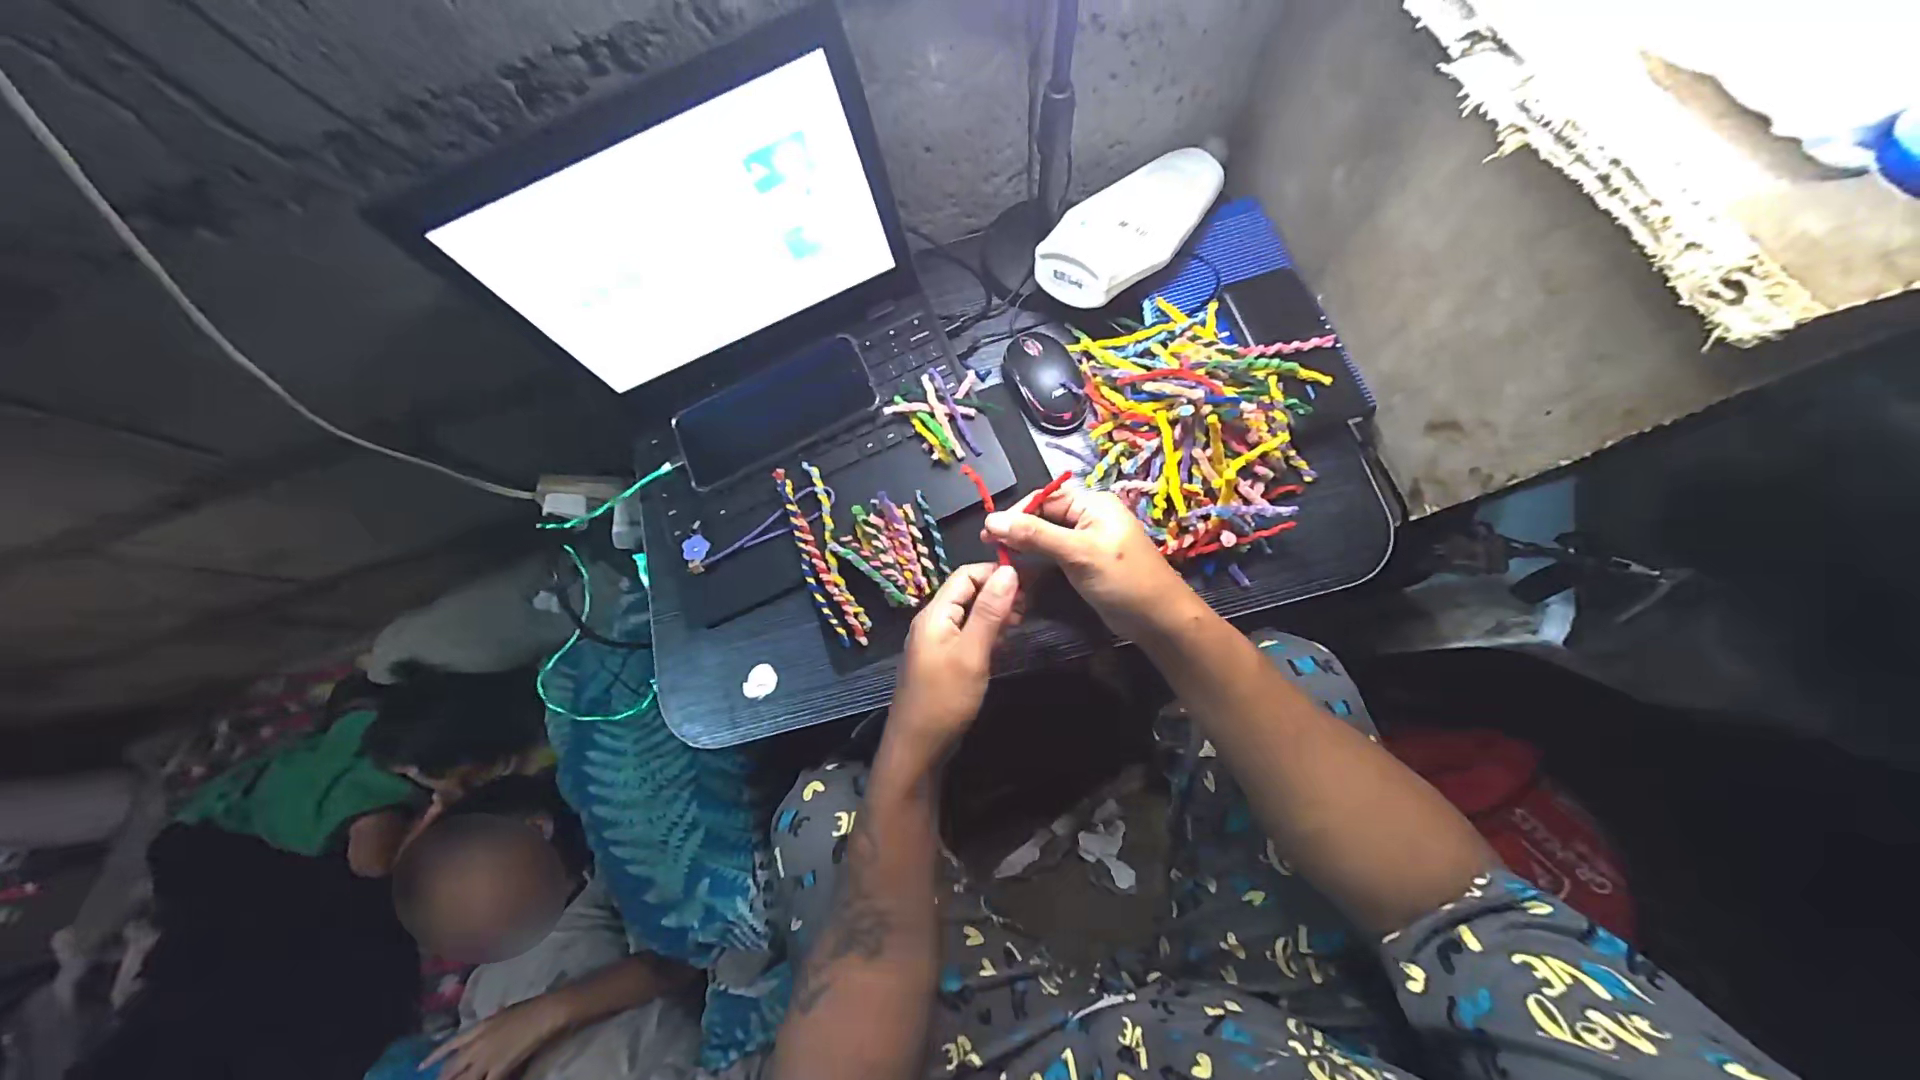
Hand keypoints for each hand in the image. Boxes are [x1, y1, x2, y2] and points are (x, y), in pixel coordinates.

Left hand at [420, 996, 565, 1079]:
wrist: (546, 1012)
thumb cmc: (531, 1007)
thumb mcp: (508, 1010)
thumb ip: (495, 1019)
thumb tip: (492, 1017)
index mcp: (480, 1028)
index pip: (451, 1044)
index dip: (435, 1056)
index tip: (420, 1067)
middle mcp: (477, 1045)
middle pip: (450, 1069)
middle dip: (444, 1078)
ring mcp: (485, 1060)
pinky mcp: (497, 1070)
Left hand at [885, 563, 1021, 772]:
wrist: (917, 748)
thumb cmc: (944, 698)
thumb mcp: (971, 652)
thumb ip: (989, 611)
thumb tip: (1009, 570)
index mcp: (935, 614)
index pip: (965, 575)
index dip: (996, 572)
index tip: (1029, 580)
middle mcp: (933, 622)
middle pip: (967, 592)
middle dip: (998, 591)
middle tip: (1030, 604)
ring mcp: (937, 643)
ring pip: (969, 614)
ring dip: (995, 612)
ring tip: (1022, 620)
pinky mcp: (944, 662)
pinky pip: (968, 635)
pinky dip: (988, 632)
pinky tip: (1005, 642)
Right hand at [982, 486, 1186, 635]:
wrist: (1158, 619)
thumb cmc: (1122, 580)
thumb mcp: (1077, 553)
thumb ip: (1035, 535)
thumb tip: (992, 519)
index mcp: (1092, 503)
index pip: (1044, 497)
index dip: (1015, 511)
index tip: (989, 531)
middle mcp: (1089, 515)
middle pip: (1043, 513)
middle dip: (1016, 527)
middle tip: (988, 544)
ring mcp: (1087, 539)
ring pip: (1046, 534)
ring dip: (1023, 543)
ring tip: (998, 555)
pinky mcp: (1084, 560)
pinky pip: (1053, 551)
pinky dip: (1035, 556)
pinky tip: (1018, 564)